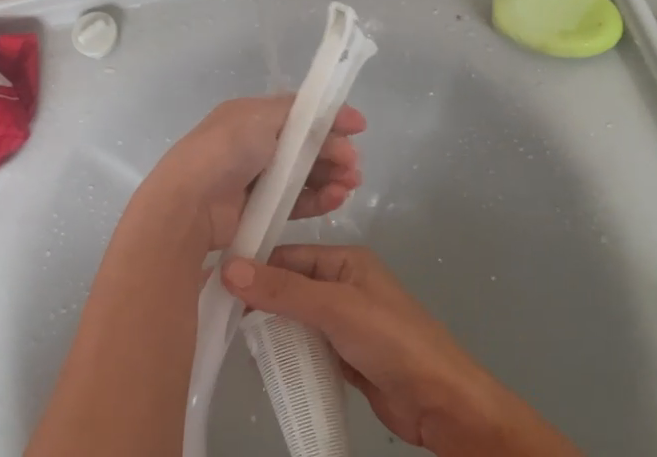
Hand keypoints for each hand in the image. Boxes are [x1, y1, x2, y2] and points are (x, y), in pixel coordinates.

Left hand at [139, 95, 365, 253]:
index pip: (298, 115)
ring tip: (351, 184)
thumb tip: (334, 112)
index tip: (359, 128)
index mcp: (251, 117)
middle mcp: (255, 146)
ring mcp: (257, 180)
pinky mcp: (260, 212)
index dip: (329, 120)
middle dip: (334, 152)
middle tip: (354, 164)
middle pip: (305, 147)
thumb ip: (299, 111)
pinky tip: (337, 199)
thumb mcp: (261, 115)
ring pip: (305, 176)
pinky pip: (296, 204)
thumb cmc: (226, 150)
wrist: (190, 202)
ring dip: (331, 177)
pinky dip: (319, 200)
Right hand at [221, 246, 582, 456]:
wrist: (442, 401)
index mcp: (346, 260)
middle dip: (258, 299)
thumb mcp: (335, 308)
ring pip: (295, 318)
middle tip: (216, 313)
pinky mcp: (345, 356)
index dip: (254, 266)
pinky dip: (286, 352)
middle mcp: (344, 285)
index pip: (289, 255)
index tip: (215, 281)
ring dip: (270, 328)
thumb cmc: (392, 340)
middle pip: (289, 286)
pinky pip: (306, 347)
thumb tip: (228, 267)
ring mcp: (345, 322)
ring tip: (231, 338)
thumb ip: (283, 289)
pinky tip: (262, 361)